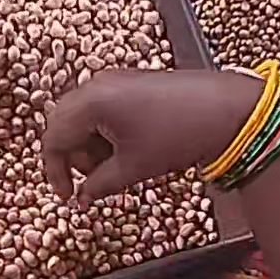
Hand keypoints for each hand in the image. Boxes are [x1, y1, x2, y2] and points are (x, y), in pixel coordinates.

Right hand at [41, 69, 264, 203]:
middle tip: (90, 181)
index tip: (67, 195)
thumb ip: (98, 185)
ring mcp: (114, 80)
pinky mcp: (129, 82)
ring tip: (113, 166)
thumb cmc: (177, 137)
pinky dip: (103, 133)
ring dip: (88, 146)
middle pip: (63, 125)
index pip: (53, 138)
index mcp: (90, 102)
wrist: (226, 111)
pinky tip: (124, 149)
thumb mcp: (132, 168)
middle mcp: (96, 84)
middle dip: (72, 157)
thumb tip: (81, 198)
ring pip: (81, 118)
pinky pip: (100, 109)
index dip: (55, 171)